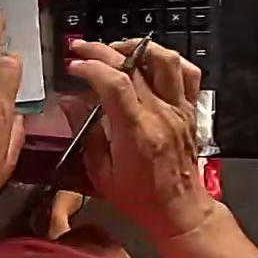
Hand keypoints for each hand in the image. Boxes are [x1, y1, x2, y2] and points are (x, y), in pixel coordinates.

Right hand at [64, 38, 219, 243]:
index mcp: (136, 132)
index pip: (116, 83)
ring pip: (164, 60)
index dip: (92, 67)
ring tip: (114, 49)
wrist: (179, 210)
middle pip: (134, 65)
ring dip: (136, 47)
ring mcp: (178, 109)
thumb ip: (84, 134)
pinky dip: (167, 59)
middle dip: (101, 51)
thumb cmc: (139, 197)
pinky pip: (187, 72)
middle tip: (80, 49)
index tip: (73, 66)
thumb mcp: (100, 172)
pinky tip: (148, 59)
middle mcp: (160, 115)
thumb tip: (68, 103)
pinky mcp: (189, 110)